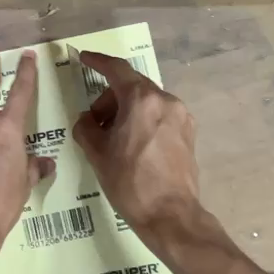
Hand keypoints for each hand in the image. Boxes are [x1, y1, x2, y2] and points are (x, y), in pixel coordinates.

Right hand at [72, 51, 201, 233]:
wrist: (170, 215)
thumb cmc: (130, 182)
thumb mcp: (97, 154)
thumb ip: (86, 128)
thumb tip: (88, 120)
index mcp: (142, 100)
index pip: (116, 69)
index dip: (97, 62)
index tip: (84, 58)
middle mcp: (166, 101)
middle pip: (132, 86)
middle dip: (110, 98)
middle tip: (94, 122)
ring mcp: (181, 117)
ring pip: (147, 102)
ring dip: (127, 111)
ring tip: (113, 138)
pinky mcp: (189, 134)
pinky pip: (160, 117)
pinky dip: (143, 121)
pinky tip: (133, 145)